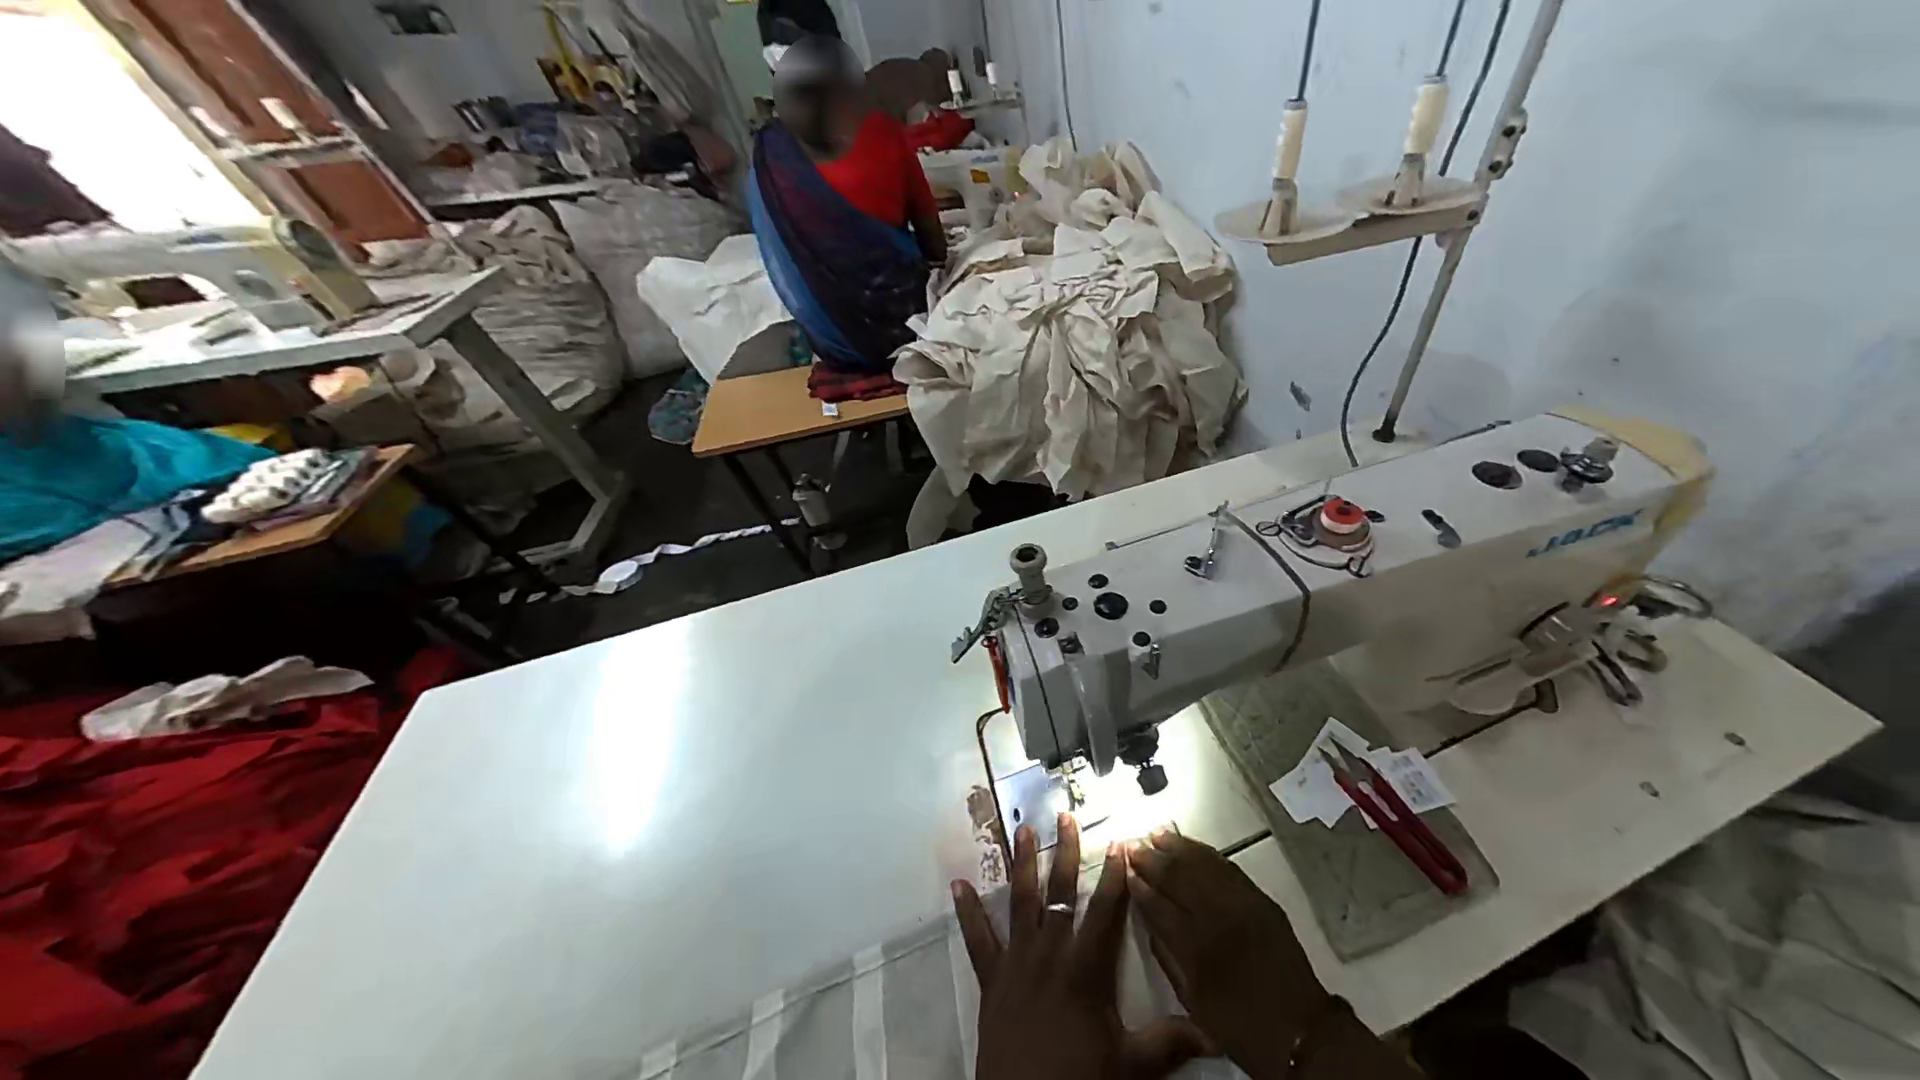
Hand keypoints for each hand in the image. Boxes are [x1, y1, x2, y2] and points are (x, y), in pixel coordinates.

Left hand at [953, 814, 1207, 1079]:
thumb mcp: (1131, 1066)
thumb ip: (1169, 1042)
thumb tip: (1214, 1031)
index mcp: (1086, 969)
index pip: (1106, 911)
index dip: (1115, 876)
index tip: (1119, 842)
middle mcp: (1050, 953)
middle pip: (1060, 892)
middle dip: (1064, 852)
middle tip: (1065, 817)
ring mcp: (1017, 962)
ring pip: (1020, 902)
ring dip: (1021, 865)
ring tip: (1021, 830)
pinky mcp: (991, 978)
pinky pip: (977, 939)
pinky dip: (967, 911)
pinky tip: (958, 884)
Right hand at [1127, 830, 1330, 1077]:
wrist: (1301, 1031)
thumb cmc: (1239, 1023)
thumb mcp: (1192, 999)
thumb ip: (1165, 954)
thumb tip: (1147, 917)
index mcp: (1195, 947)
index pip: (1156, 902)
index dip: (1136, 882)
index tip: (1122, 867)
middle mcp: (1216, 917)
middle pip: (1175, 875)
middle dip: (1150, 858)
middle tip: (1132, 845)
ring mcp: (1241, 904)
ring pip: (1200, 863)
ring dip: (1176, 846)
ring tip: (1156, 835)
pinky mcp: (1260, 899)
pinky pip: (1227, 865)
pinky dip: (1204, 852)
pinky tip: (1190, 846)